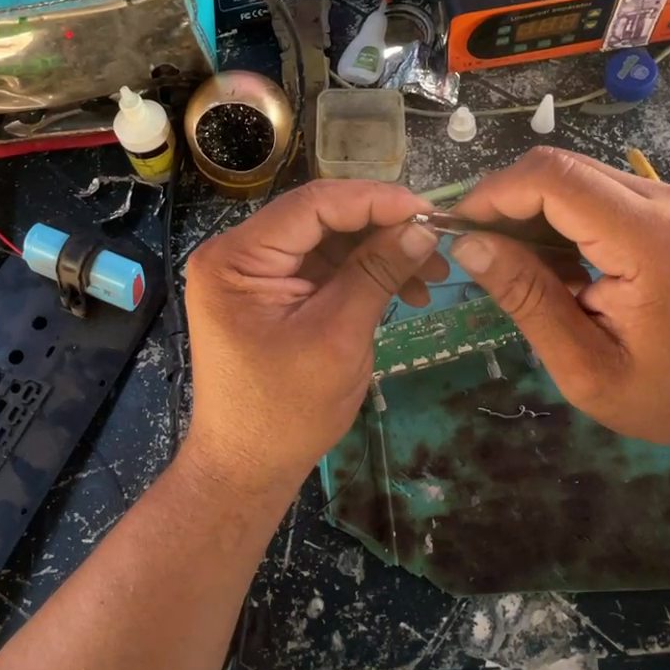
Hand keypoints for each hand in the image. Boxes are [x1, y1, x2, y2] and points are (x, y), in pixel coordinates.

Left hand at [181, 181, 439, 495]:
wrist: (248, 468)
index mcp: (236, 258)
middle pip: (319, 217)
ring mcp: (252, 271)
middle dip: (380, 227)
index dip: (373, 201)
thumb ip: (377, 273)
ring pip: (327, 239)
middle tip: (433, 241)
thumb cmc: (286, 412)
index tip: (425, 211)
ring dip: (377, 250)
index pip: (311, 205)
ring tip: (429, 272)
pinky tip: (403, 289)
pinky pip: (322, 265)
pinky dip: (362, 272)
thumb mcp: (338, 336)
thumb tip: (422, 227)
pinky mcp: (271, 290)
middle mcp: (237, 253)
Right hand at [448, 148, 669, 453]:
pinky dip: (555, 216)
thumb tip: (469, 244)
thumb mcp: (585, 368)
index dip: (495, 194)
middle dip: (505, 200)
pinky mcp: (664, 206)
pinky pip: (592, 190)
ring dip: (528, 209)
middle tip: (477, 250)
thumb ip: (527, 300)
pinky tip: (552, 264)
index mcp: (651, 242)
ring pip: (571, 174)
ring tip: (513, 264)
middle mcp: (664, 202)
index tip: (459, 230)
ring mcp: (668, 199)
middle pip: (559, 168)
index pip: (554, 179)